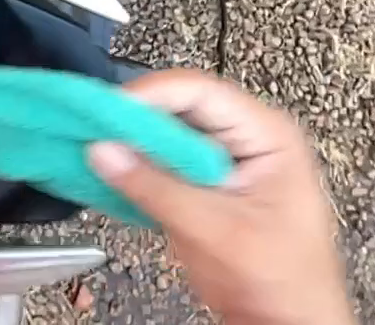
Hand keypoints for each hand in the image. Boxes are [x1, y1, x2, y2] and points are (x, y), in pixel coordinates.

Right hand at [87, 70, 354, 324]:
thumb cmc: (278, 284)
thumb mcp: (217, 232)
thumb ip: (156, 188)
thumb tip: (100, 148)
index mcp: (267, 134)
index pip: (198, 90)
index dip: (150, 95)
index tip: (109, 112)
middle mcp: (244, 132)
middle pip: (176, 101)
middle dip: (134, 115)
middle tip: (95, 127)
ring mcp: (221, 152)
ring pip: (162, 124)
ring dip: (129, 135)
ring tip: (95, 143)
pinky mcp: (199, 173)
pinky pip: (159, 149)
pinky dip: (134, 156)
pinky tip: (110, 165)